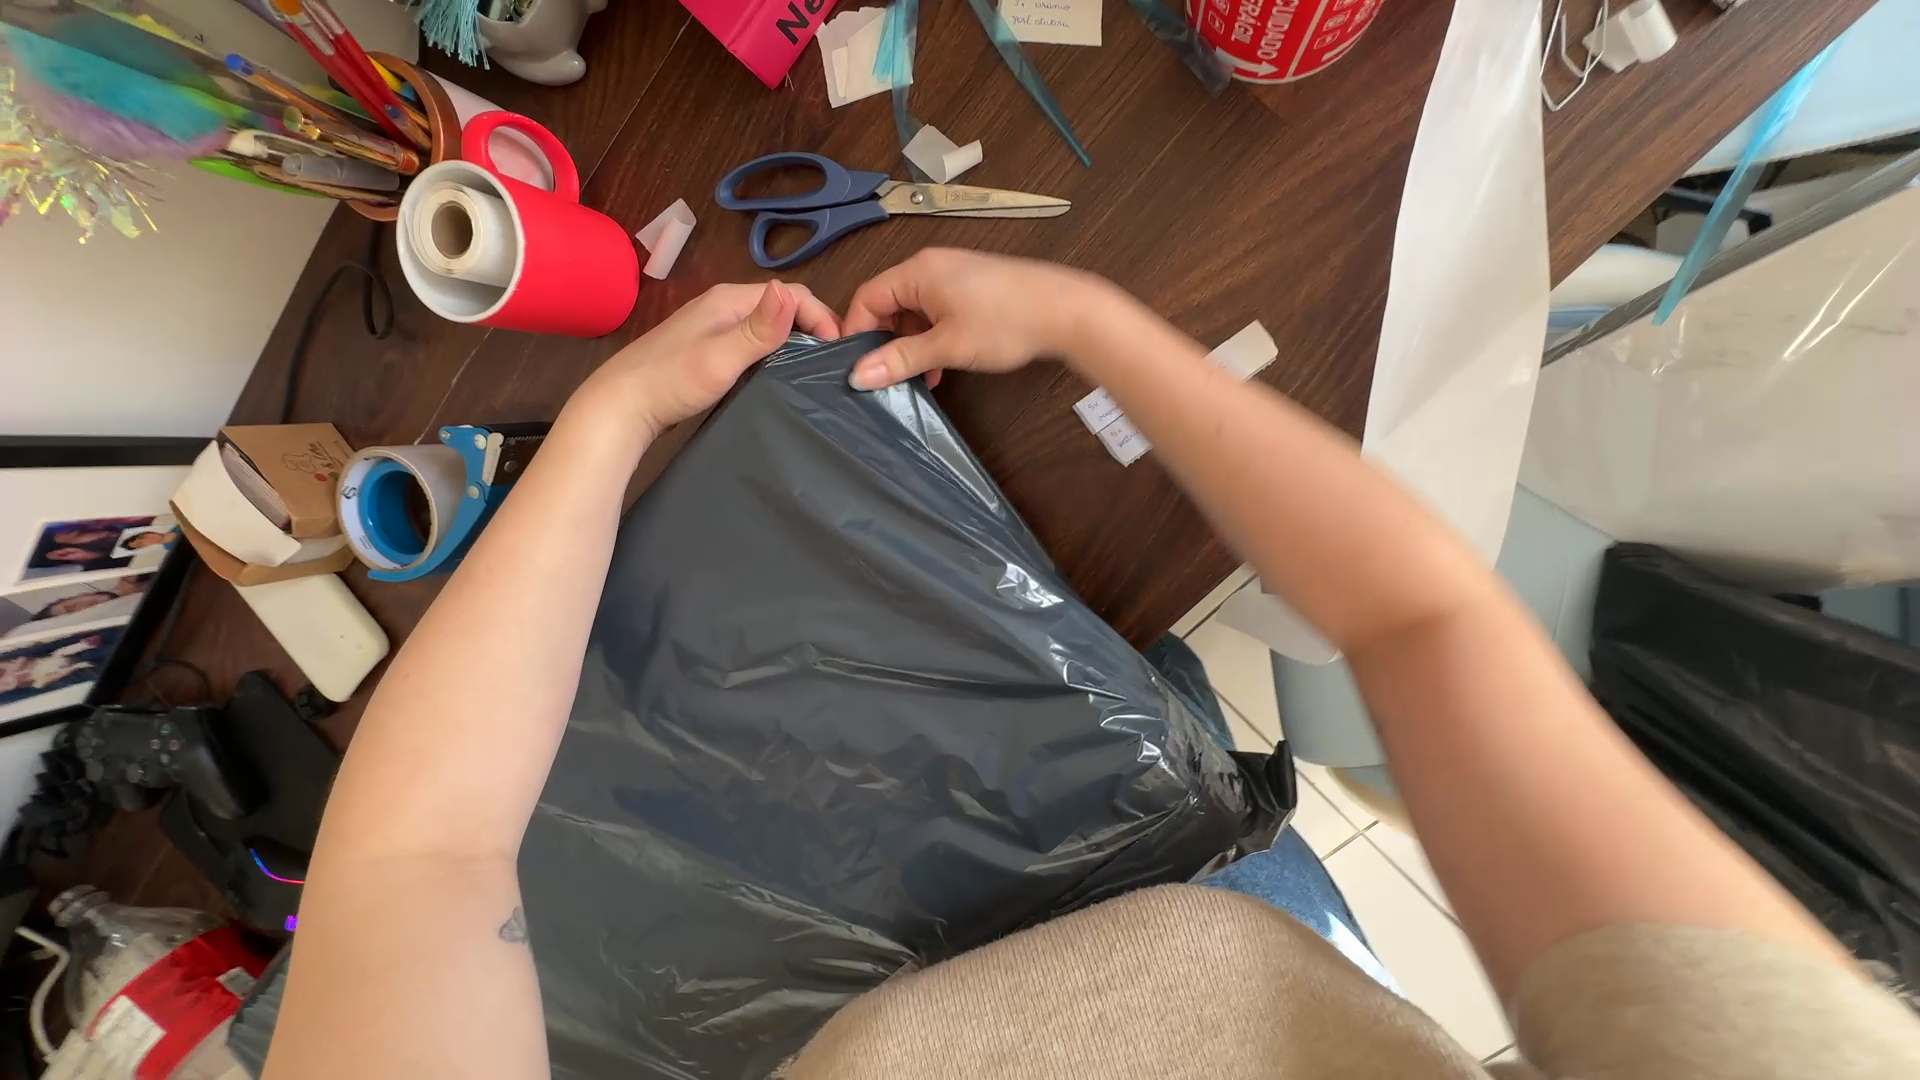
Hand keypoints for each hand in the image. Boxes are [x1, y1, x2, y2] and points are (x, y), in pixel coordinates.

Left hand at [577, 281, 839, 439]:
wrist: (621, 409)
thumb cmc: (670, 382)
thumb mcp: (720, 357)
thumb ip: (758, 328)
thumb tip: (789, 292)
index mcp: (729, 299)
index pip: (792, 293)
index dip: (821, 316)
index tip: (839, 351)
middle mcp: (724, 307)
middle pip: (782, 309)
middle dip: (813, 330)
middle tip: (833, 364)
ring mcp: (716, 329)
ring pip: (770, 329)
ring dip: (796, 345)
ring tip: (815, 373)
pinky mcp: (712, 352)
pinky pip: (755, 346)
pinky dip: (776, 357)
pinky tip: (782, 380)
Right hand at [842, 249, 1111, 389]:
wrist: (1064, 311)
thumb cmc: (1009, 320)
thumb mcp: (947, 346)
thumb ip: (901, 360)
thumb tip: (861, 374)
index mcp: (918, 271)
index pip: (867, 297)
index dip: (856, 332)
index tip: (857, 364)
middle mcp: (932, 268)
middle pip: (889, 305)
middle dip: (887, 342)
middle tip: (889, 374)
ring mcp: (953, 278)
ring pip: (915, 313)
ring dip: (912, 346)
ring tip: (919, 377)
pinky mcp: (971, 291)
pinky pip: (937, 314)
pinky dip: (933, 340)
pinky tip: (941, 367)